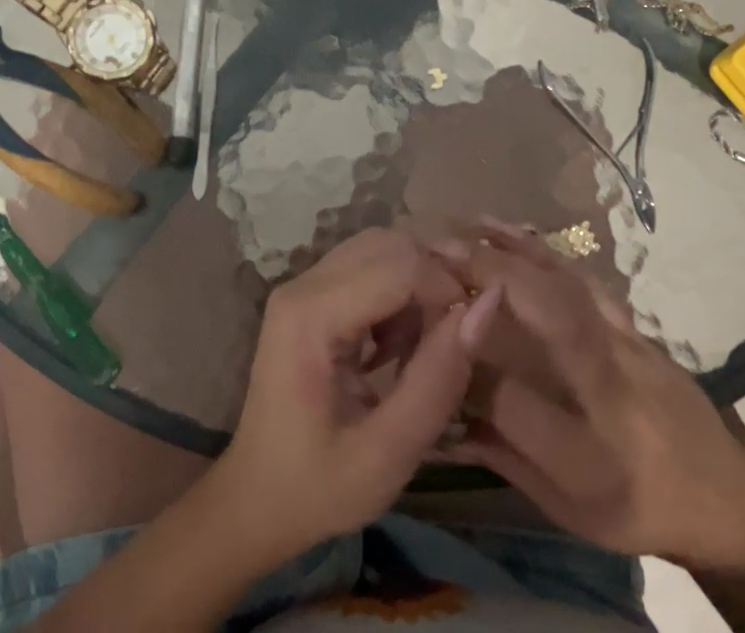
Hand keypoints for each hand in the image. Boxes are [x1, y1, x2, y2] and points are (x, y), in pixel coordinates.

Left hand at [211, 228, 502, 561]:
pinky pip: (365, 270)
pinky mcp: (306, 300)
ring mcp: (299, 289)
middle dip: (434, 282)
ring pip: (380, 250)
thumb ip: (439, 375)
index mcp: (310, 317)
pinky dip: (396, 296)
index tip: (467, 344)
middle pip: (390, 244)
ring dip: (416, 288)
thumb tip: (488, 302)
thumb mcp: (391, 450)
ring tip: (420, 351)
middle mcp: (300, 286)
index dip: (448, 292)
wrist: (256, 499)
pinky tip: (395, 350)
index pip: (400, 264)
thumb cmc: (319, 486)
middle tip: (452, 342)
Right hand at [439, 221, 744, 574]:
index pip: (513, 398)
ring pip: (575, 289)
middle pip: (550, 317)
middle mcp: (613, 389)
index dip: (463, 364)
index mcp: (590, 449)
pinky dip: (550, 254)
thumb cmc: (640, 512)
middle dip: (488, 275)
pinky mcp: (640, 333)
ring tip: (469, 224)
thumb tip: (438, 419)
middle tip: (433, 250)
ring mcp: (632, 351)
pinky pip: (590, 285)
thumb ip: (501, 457)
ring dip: (516, 251)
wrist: (732, 507)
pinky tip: (520, 235)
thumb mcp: (565, 506)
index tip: (421, 334)